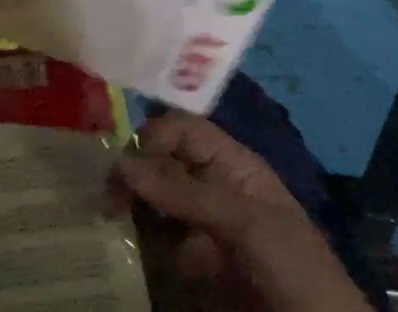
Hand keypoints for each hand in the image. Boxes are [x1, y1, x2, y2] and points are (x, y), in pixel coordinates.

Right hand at [118, 112, 373, 311]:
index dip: (153, 138)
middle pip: (159, 164)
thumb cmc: (294, 266)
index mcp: (231, 166)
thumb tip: (123, 164)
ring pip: (150, 203)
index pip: (183, 130)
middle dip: (130, 171)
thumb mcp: (246, 221)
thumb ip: (186, 191)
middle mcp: (209, 190)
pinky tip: (117, 245)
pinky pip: (151, 245)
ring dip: (125, 205)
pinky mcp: (186, 268)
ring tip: (103, 218)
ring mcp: (197, 230)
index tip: (126, 166)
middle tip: (105, 197)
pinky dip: (131, 242)